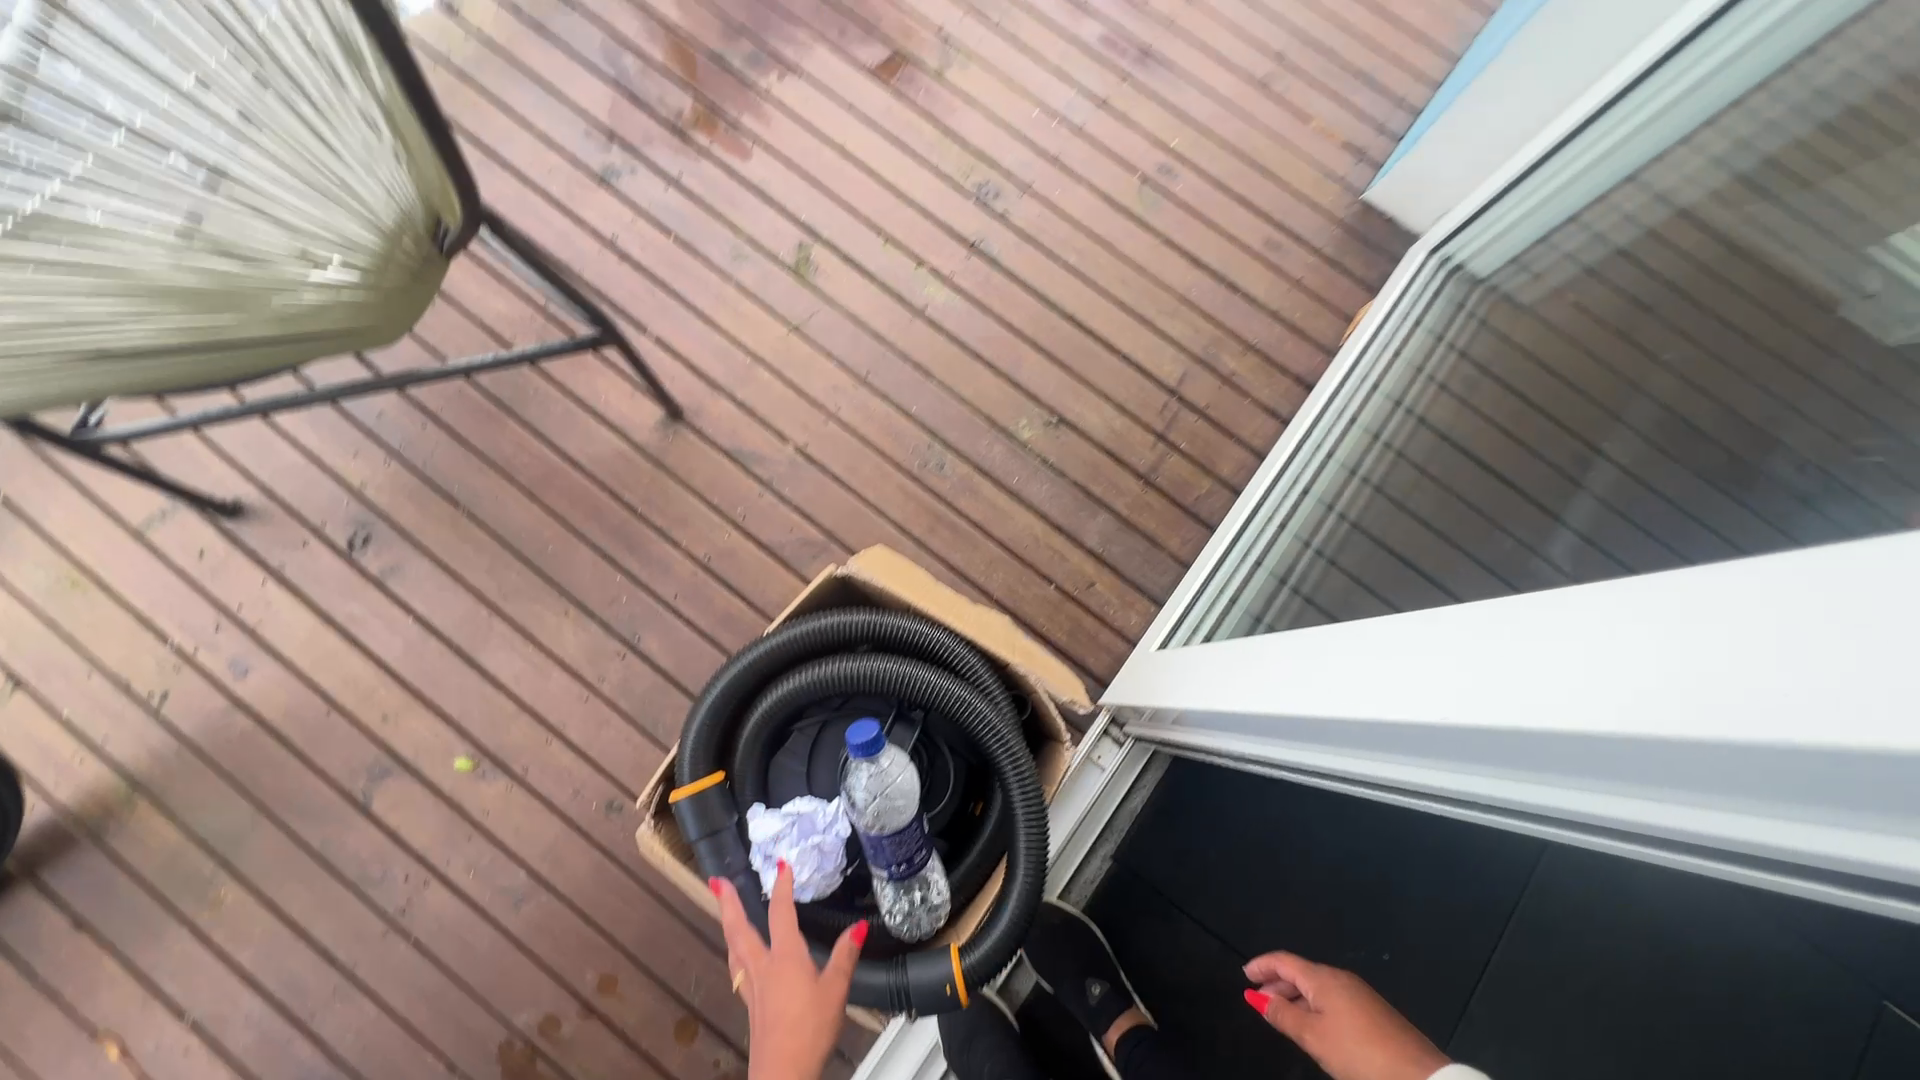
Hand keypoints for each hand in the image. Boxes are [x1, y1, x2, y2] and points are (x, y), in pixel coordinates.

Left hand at [713, 862, 866, 1079]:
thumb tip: (858, 927)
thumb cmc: (810, 1029)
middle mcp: (763, 966)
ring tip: (725, 912)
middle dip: (729, 902)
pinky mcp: (750, 1005)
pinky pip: (738, 969)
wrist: (782, 1073)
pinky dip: (736, 953)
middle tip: (716, 881)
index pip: (781, 912)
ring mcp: (752, 987)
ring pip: (734, 948)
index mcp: (785, 957)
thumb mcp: (836, 990)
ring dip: (728, 925)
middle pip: (740, 928)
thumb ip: (844, 956)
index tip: (781, 864)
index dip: (781, 886)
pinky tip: (739, 959)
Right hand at [1242, 952, 1449, 1079]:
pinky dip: (1314, 1007)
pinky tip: (1313, 1027)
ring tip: (1281, 1016)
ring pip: (1318, 988)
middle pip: (1301, 973)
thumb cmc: (1358, 1054)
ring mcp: (1361, 996)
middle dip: (1277, 984)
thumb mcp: (1313, 1037)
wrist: (1420, 1079)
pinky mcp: (1375, 1014)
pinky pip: (1334, 1000)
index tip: (1244, 976)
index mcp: (1324, 978)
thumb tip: (1258, 997)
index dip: (1262, 966)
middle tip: (1258, 1002)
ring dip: (1296, 998)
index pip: (1284, 961)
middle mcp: (1342, 979)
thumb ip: (1283, 1015)